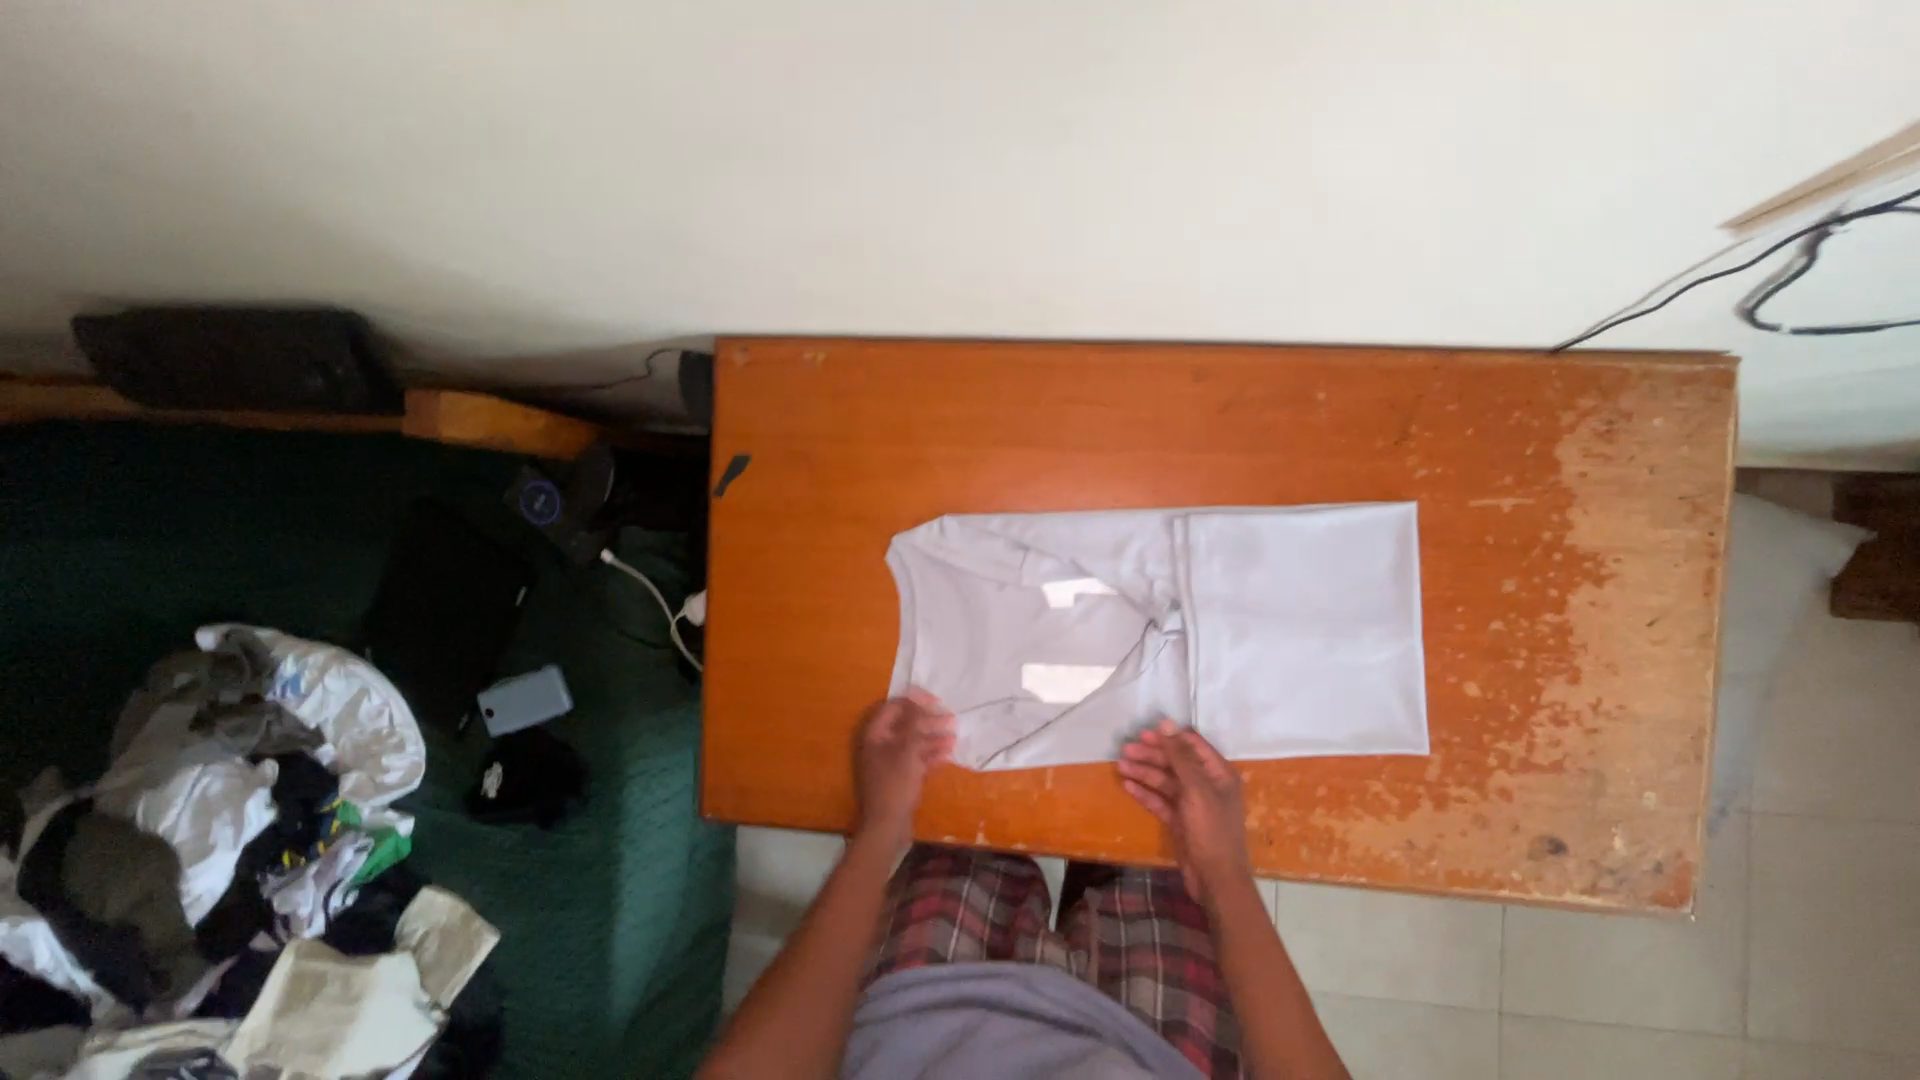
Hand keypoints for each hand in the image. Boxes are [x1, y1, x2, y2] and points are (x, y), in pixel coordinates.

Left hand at [852, 689, 955, 852]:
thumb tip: (922, 702)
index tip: (936, 701)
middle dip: (928, 720)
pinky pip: (915, 759)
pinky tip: (947, 753)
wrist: (887, 827)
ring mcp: (888, 762)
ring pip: (912, 742)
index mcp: (874, 735)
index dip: (914, 700)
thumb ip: (915, 724)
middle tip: (950, 719)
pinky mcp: (899, 777)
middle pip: (905, 724)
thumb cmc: (894, 785)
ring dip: (932, 737)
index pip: (893, 707)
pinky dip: (930, 754)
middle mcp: (879, 745)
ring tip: (954, 736)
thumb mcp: (906, 750)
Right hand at [1116, 720, 1251, 903]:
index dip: (1170, 737)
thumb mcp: (1197, 790)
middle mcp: (1207, 785)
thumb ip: (1181, 756)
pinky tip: (1127, 785)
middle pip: (1176, 762)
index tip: (1145, 732)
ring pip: (1165, 781)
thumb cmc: (1211, 830)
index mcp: (1219, 774)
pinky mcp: (1180, 820)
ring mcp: (1192, 804)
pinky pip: (1160, 800)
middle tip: (1126, 748)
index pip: (1193, 745)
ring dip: (1144, 772)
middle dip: (1152, 754)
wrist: (1215, 879)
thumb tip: (1167, 722)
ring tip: (1120, 765)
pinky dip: (1145, 792)